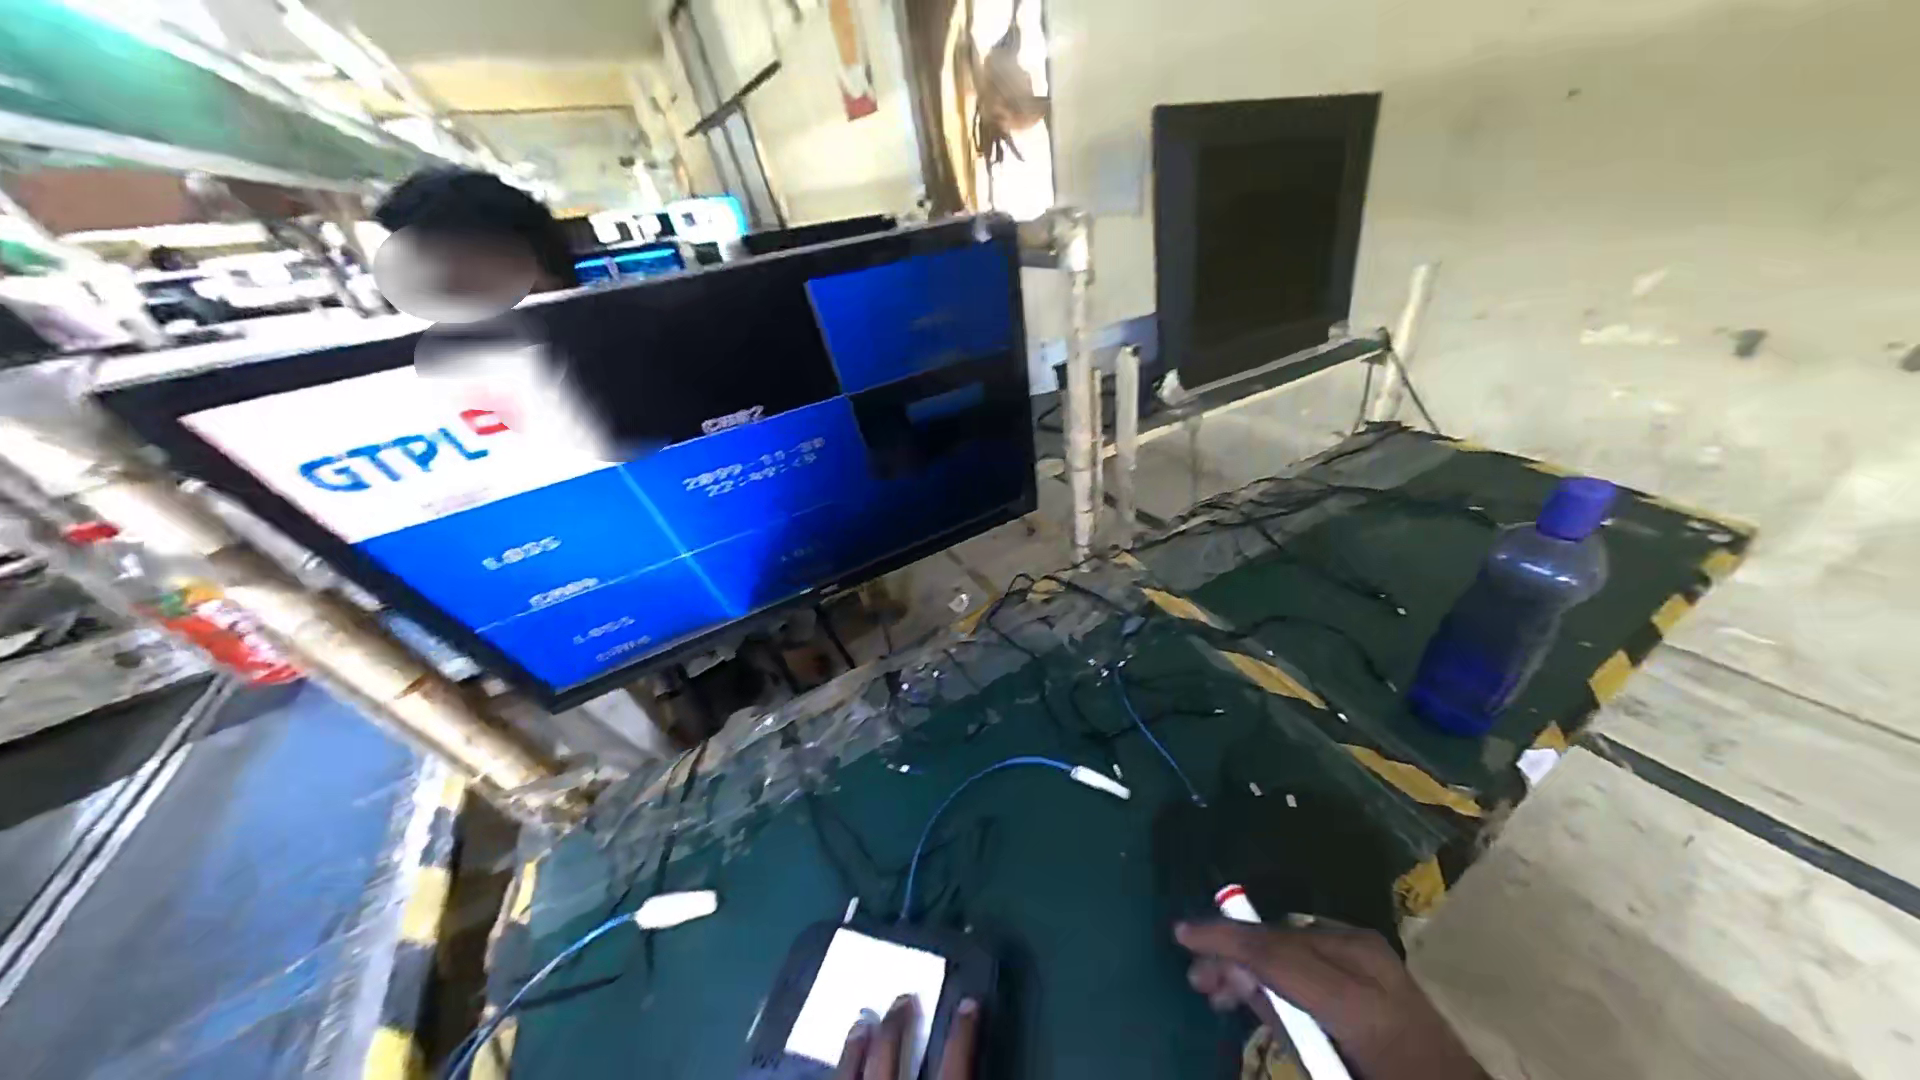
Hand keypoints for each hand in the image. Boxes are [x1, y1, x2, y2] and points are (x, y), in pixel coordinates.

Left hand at [833, 995, 979, 1079]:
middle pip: (892, 1054)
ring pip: (852, 1070)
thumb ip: (962, 1076)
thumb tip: (973, 1063)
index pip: (955, 1065)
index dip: (964, 1032)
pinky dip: (840, 1067)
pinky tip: (840, 1060)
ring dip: (857, 1045)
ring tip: (862, 1022)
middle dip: (898, 1023)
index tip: (969, 1002)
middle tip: (904, 996)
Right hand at [1175, 920, 1486, 1079]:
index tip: (1181, 933)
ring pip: (1289, 937)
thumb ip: (1283, 1023)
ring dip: (1253, 956)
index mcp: (1360, 1002)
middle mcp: (1364, 960)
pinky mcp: (1370, 951)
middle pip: (1277, 939)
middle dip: (1232, 952)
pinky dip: (1278, 957)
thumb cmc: (1387, 1079)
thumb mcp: (1330, 1071)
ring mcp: (1370, 950)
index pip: (1275, 955)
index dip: (1223, 941)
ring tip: (1223, 987)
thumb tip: (1237, 978)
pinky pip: (1307, 944)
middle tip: (1198, 979)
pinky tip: (1260, 981)